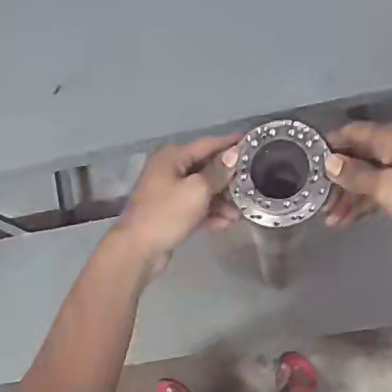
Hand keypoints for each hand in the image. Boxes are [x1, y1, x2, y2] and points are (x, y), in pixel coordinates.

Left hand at [108, 134, 239, 268]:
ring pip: (202, 191)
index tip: (251, 142)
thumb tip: (234, 155)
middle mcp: (170, 170)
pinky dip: (210, 214)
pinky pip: (196, 208)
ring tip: (240, 213)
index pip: (207, 144)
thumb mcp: (196, 191)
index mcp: (173, 156)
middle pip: (206, 169)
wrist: (140, 249)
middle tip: (251, 184)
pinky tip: (226, 223)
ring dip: (221, 202)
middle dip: (228, 179)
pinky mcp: (172, 213)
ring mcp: (170, 193)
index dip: (229, 143)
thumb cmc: (167, 214)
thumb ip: (217, 173)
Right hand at [322, 122, 391, 254]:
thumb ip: (357, 175)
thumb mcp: (387, 187)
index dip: (330, 144)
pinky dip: (360, 206)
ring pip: (365, 180)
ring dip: (346, 197)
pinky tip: (345, 220)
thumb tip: (329, 162)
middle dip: (336, 178)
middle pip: (357, 158)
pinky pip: (375, 195)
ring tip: (328, 217)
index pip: (353, 133)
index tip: (308, 159)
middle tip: (317, 198)